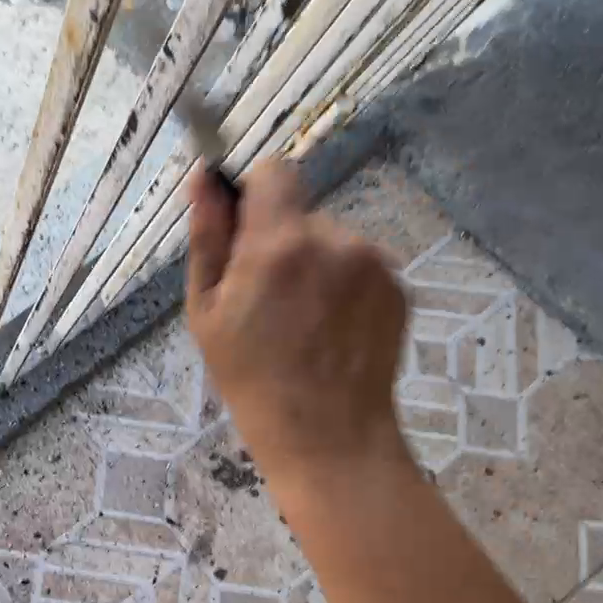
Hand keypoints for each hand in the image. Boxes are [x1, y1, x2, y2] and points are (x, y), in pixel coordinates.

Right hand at [184, 160, 409, 475]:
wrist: (326, 432)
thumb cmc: (248, 376)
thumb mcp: (206, 310)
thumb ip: (207, 237)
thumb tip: (203, 178)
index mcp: (278, 243)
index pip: (274, 170)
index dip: (253, 194)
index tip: (242, 234)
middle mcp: (334, 239)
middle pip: (300, 213)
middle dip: (278, 241)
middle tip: (264, 300)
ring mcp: (374, 262)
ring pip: (330, 240)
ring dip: (312, 264)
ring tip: (300, 320)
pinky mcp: (399, 285)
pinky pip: (358, 265)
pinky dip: (341, 286)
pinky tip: (329, 329)